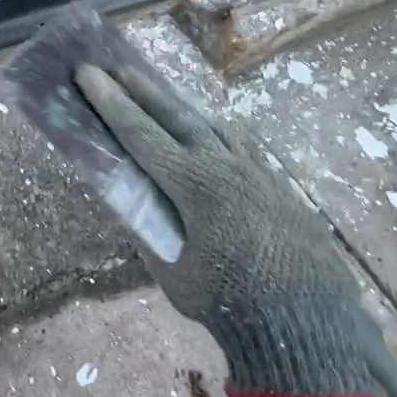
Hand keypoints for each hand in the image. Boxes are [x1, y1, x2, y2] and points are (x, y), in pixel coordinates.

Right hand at [75, 64, 396, 396]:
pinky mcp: (281, 189)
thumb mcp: (169, 270)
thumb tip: (121, 194)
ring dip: (182, 107)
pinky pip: (244, 147)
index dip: (110, 102)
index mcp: (193, 185)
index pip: (140, 133)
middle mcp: (225, 168)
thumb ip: (145, 228)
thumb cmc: (228, 304)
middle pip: (177, 117)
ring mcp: (259, 176)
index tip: (88, 72)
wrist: (309, 329)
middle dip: (144, 91)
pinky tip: (214, 131)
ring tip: (161, 90)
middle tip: (118, 67)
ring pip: (215, 126)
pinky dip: (219, 131)